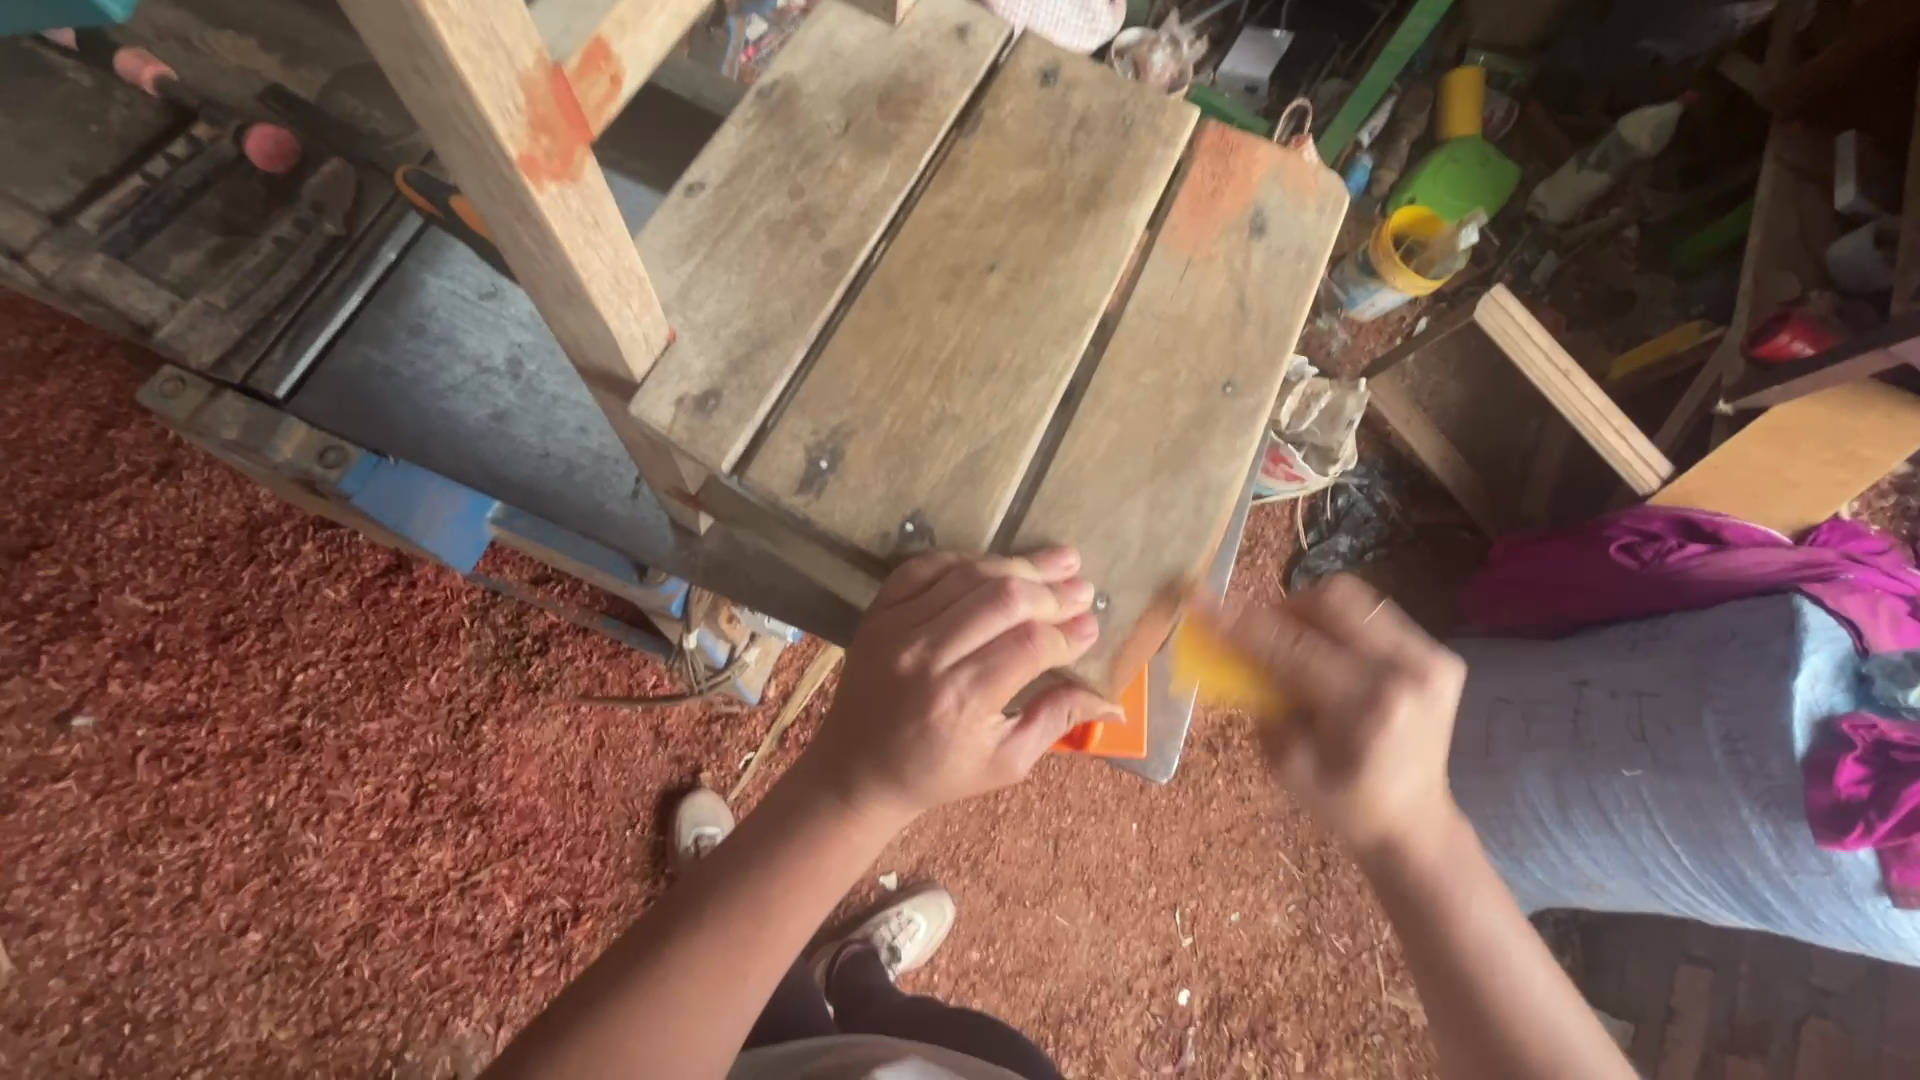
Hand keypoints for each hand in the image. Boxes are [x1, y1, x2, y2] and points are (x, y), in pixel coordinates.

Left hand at [797, 548, 1119, 823]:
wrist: (857, 769)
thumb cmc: (937, 773)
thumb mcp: (1005, 763)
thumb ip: (1056, 721)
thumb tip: (1113, 702)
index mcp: (961, 701)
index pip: (1029, 646)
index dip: (1068, 633)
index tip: (1091, 628)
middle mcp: (927, 657)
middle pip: (1003, 599)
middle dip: (1052, 592)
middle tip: (1083, 589)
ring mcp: (897, 628)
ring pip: (969, 574)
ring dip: (1019, 566)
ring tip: (1059, 562)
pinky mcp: (878, 612)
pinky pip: (926, 567)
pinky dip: (966, 560)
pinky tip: (997, 563)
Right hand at [1209, 575, 1466, 863]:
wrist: (1414, 821)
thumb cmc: (1343, 802)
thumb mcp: (1285, 762)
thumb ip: (1261, 700)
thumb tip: (1231, 648)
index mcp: (1367, 706)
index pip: (1291, 646)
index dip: (1241, 623)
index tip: (1200, 602)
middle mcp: (1406, 671)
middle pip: (1331, 600)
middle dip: (1284, 609)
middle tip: (1262, 633)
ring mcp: (1430, 659)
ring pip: (1353, 600)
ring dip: (1311, 614)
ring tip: (1296, 646)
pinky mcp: (1439, 656)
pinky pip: (1373, 617)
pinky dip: (1339, 627)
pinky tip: (1331, 658)